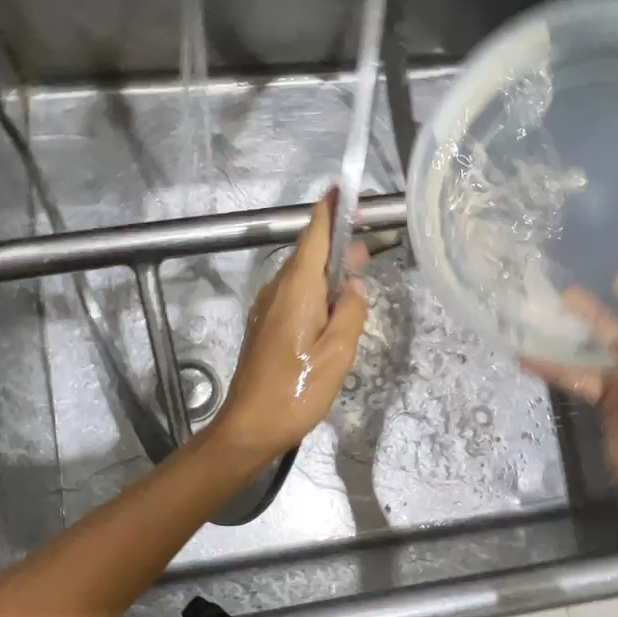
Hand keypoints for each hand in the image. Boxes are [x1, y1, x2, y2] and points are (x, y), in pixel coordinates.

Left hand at [210, 195, 369, 463]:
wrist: (249, 427)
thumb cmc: (295, 391)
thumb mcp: (337, 354)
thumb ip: (351, 313)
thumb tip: (355, 287)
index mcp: (296, 290)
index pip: (313, 235)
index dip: (329, 210)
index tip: (344, 189)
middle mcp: (277, 291)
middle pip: (309, 254)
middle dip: (338, 248)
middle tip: (368, 257)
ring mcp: (267, 309)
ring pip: (303, 278)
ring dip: (329, 276)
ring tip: (356, 291)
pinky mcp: (265, 328)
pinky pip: (295, 297)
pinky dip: (317, 295)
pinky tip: (333, 317)